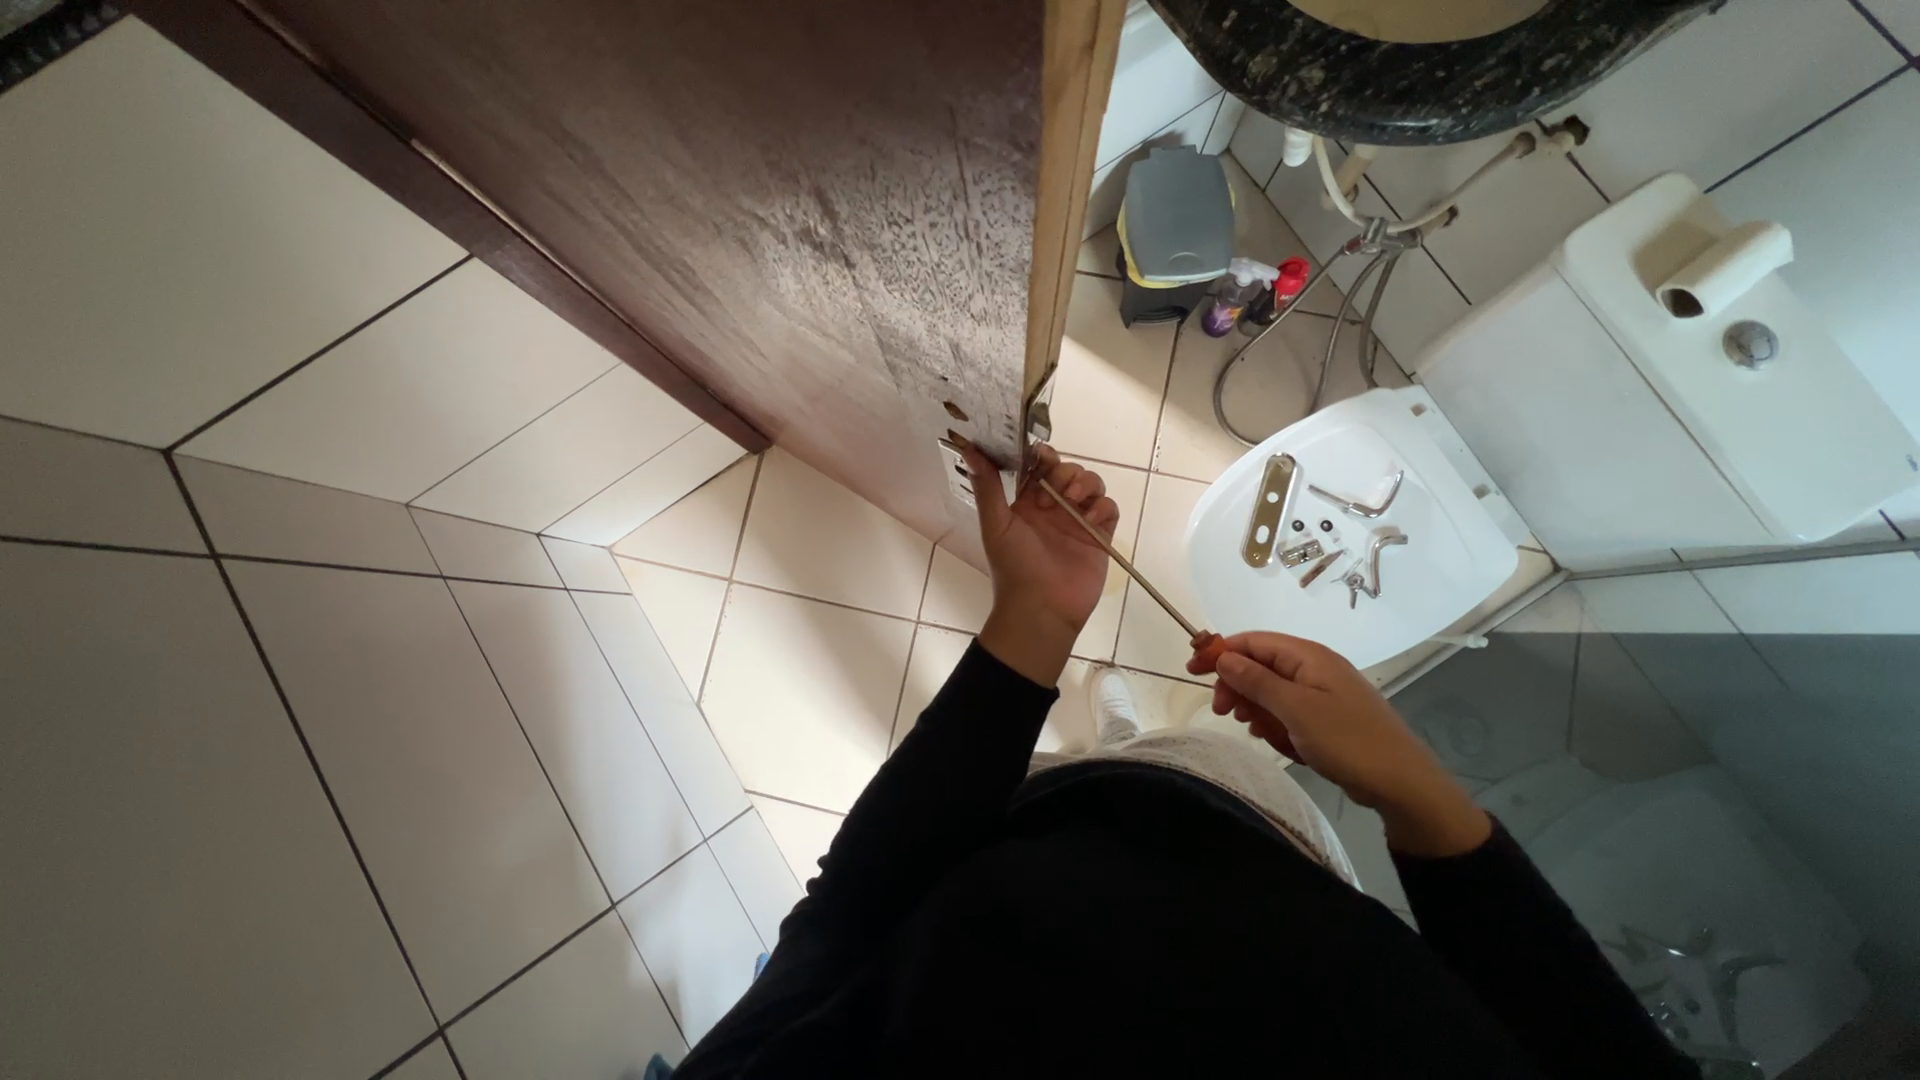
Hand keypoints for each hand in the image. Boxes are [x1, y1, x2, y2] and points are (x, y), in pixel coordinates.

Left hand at [964, 442, 1117, 685]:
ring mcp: (1078, 521)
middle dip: (1065, 470)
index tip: (1041, 455)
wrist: (1041, 610)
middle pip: (1068, 470)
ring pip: (1091, 484)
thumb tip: (969, 448)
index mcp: (1027, 504)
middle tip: (1055, 490)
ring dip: (1085, 482)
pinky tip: (1090, 518)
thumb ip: (988, 487)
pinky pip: (1109, 508)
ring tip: (1072, 500)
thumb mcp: (996, 525)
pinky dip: (1103, 505)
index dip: (1042, 456)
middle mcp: (1054, 508)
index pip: (1038, 467)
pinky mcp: (1099, 536)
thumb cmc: (1014, 568)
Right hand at [1192, 632, 1489, 856]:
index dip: (1220, 652)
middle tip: (1222, 712)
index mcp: (1308, 656)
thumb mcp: (1295, 709)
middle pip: (1259, 664)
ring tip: (1254, 729)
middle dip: (1237, 685)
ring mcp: (1322, 691)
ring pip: (1271, 689)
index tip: (1192, 672)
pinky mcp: (1327, 716)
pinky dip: (1275, 722)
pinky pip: (1288, 710)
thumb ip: (1256, 680)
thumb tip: (1224, 657)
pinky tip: (1275, 739)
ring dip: (1256, 707)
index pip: (1252, 641)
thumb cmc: (1347, 740)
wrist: (1402, 783)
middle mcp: (1314, 667)